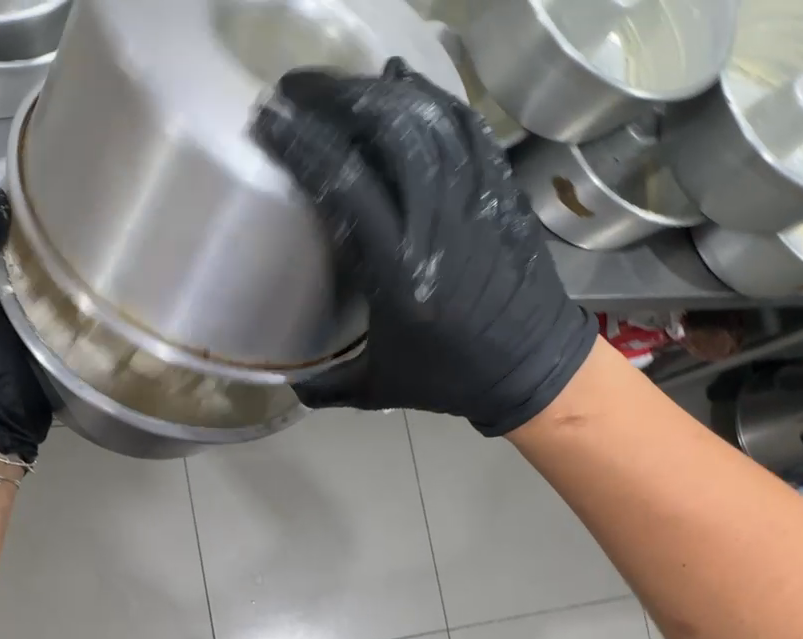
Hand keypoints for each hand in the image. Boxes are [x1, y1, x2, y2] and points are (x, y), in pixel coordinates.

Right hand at [252, 60, 598, 436]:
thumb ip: (326, 387)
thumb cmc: (450, 380)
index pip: (344, 184)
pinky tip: (406, 86)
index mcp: (397, 271)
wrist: (533, 368)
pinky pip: (467, 129)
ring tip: (344, 85)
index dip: (303, 143)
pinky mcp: (500, 191)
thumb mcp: (378, 390)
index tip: (269, 119)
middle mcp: (436, 222)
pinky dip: (433, 101)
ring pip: (428, 120)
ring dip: (380, 92)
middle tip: (299, 89)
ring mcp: (474, 200)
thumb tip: (284, 383)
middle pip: (387, 131)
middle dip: (337, 98)